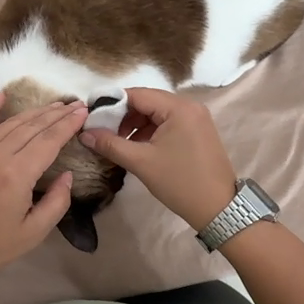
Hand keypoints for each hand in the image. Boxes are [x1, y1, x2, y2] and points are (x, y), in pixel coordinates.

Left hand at [0, 93, 88, 281]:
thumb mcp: (33, 232)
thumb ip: (56, 202)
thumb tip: (67, 176)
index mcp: (17, 174)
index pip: (48, 141)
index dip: (68, 125)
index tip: (84, 112)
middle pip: (32, 127)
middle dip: (56, 114)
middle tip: (76, 104)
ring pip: (12, 124)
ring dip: (35, 112)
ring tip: (55, 105)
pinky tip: (2, 94)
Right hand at [79, 88, 236, 228]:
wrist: (219, 209)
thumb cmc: (180, 182)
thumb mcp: (141, 162)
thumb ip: (110, 144)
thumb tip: (84, 133)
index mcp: (178, 108)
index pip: (137, 94)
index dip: (111, 103)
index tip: (92, 117)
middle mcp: (190, 106)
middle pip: (147, 101)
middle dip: (123, 116)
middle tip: (104, 133)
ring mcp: (196, 119)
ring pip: (157, 113)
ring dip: (136, 124)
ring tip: (119, 143)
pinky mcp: (198, 132)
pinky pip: (168, 123)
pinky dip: (151, 131)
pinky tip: (138, 147)